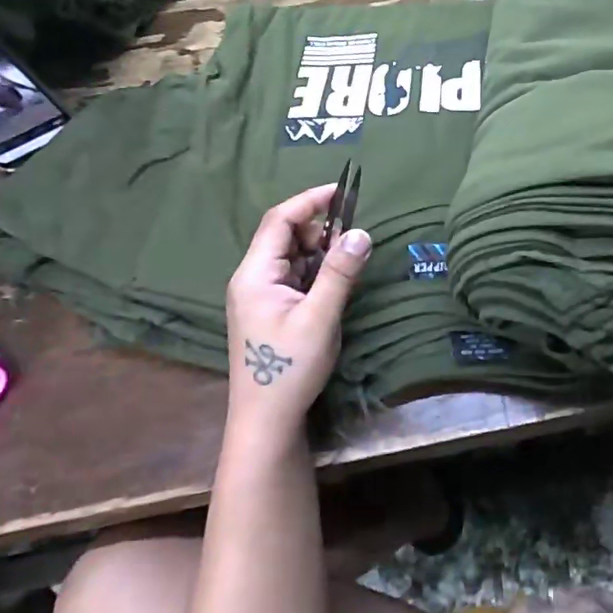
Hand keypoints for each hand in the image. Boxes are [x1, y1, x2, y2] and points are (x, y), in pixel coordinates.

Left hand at [225, 183, 371, 432]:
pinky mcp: (269, 311)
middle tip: (352, 233)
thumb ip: (340, 273)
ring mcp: (258, 296)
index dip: (309, 201)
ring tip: (348, 256)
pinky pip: (292, 278)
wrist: (266, 421)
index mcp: (254, 274)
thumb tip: (361, 232)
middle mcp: (251, 279)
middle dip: (317, 228)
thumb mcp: (320, 317)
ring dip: (318, 250)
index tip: (342, 191)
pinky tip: (334, 281)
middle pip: (283, 236)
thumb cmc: (290, 368)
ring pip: (290, 257)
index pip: (279, 220)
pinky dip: (314, 271)